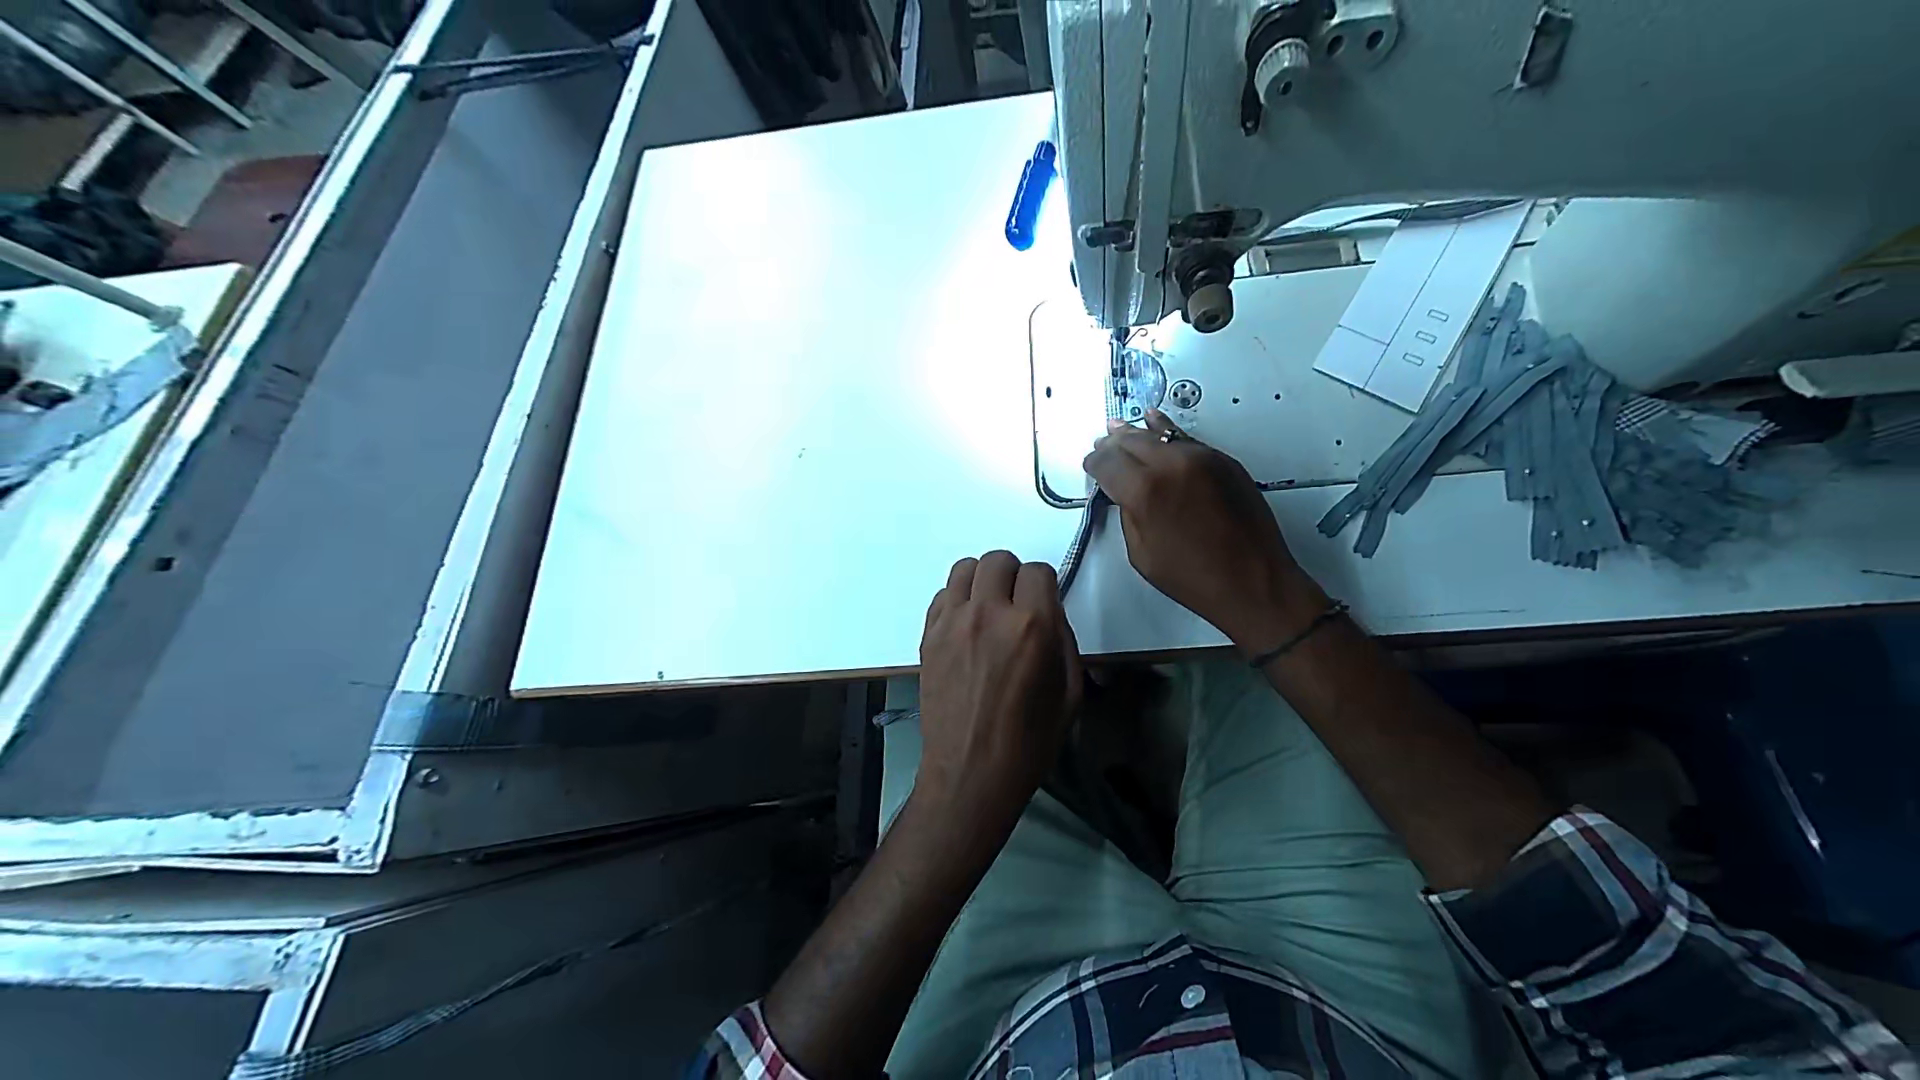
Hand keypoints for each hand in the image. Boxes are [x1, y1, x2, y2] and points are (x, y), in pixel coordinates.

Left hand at [916, 551, 1081, 830]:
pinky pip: (942, 595)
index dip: (1045, 586)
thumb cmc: (1028, 741)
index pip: (1038, 571)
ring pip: (965, 568)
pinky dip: (958, 600)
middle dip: (1014, 576)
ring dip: (982, 581)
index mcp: (1031, 627)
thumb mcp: (1070, 692)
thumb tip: (1048, 613)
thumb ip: (1063, 641)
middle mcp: (989, 614)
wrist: (970, 772)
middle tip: (1017, 603)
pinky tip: (966, 626)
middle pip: (998, 560)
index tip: (1044, 604)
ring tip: (989, 608)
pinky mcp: (928, 636)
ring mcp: (952, 623)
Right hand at [1083, 410, 1326, 651]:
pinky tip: (1155, 423)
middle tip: (1101, 448)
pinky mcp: (1222, 460)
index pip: (1106, 462)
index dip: (1094, 463)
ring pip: (1157, 433)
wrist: (1253, 582)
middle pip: (1129, 441)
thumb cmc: (1197, 577)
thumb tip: (1124, 493)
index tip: (1090, 464)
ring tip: (1119, 430)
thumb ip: (1128, 514)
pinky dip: (1165, 431)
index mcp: (1145, 491)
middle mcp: (1172, 465)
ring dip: (1135, 434)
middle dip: (1111, 445)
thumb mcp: (1141, 553)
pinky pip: (1185, 438)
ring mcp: (1201, 458)